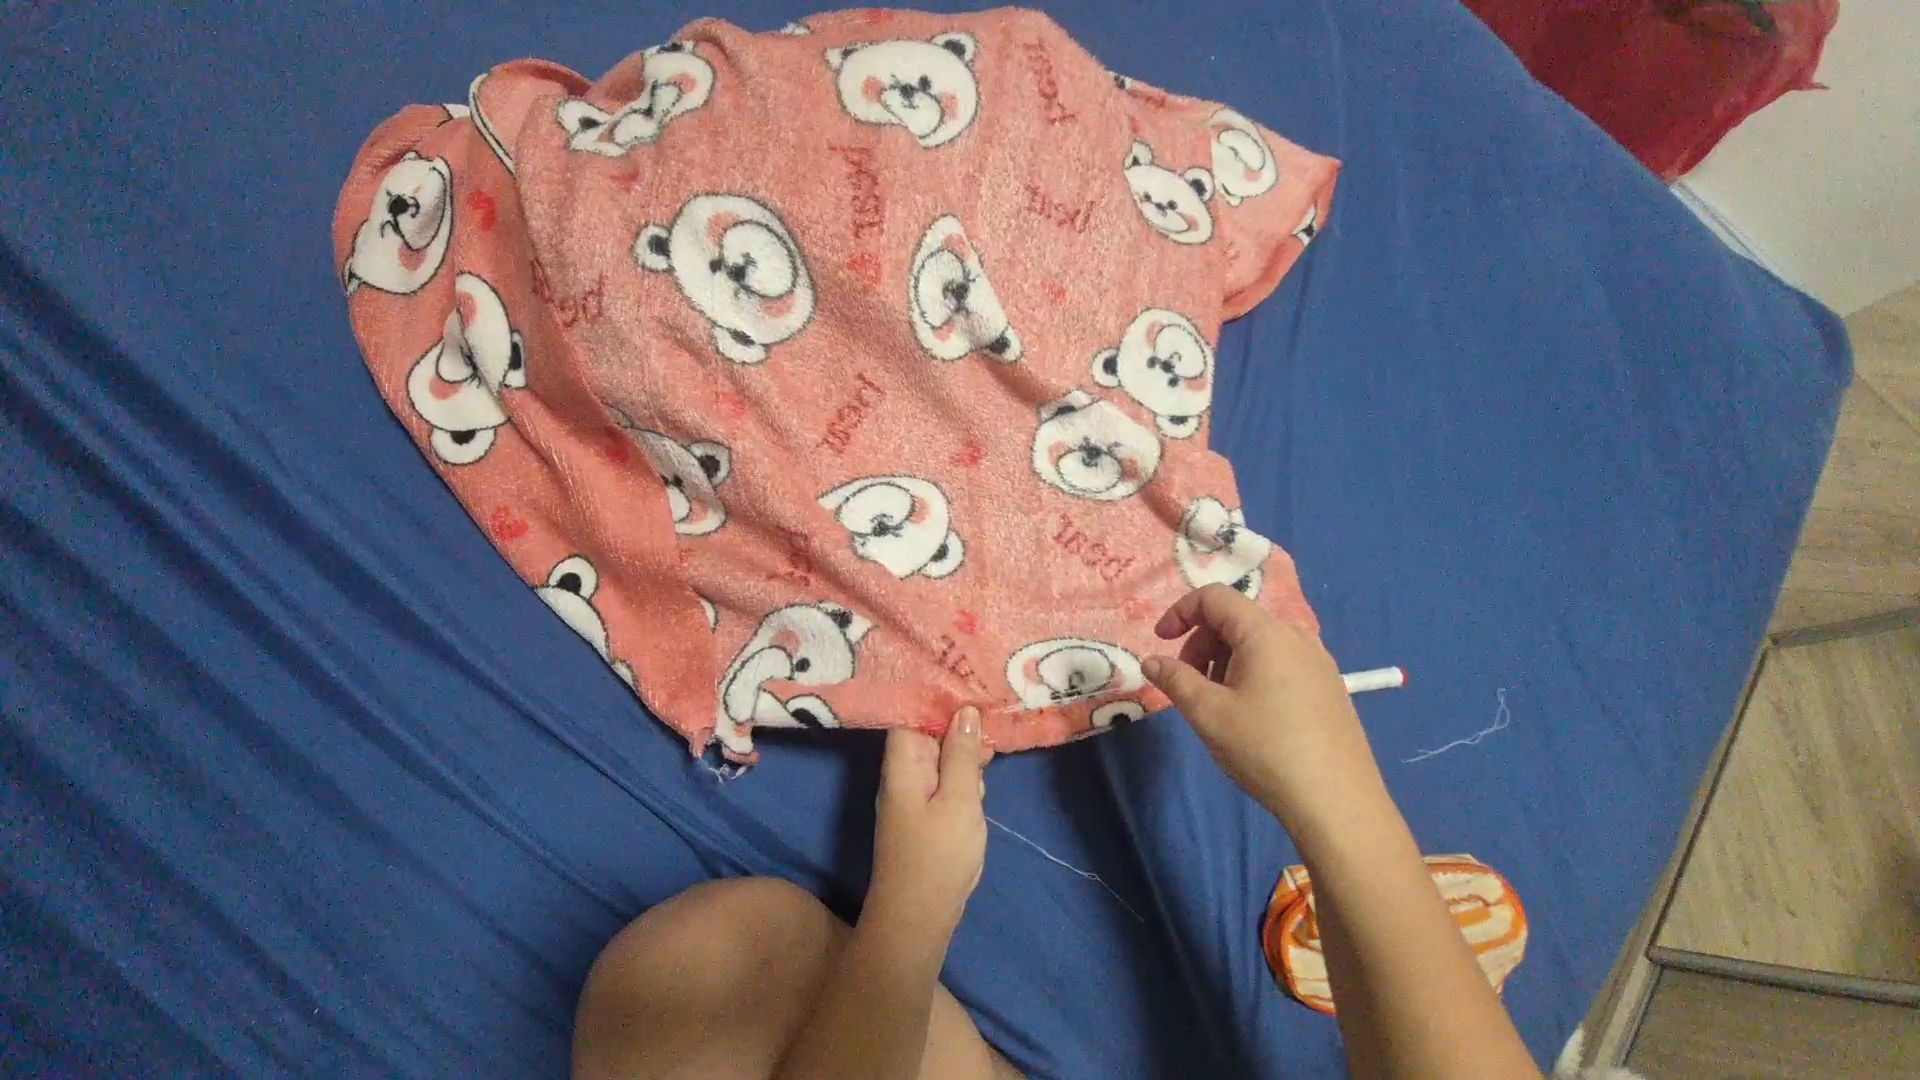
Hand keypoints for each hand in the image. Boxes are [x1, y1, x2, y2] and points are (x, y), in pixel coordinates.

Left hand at [866, 707, 991, 944]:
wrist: (917, 920)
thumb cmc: (937, 856)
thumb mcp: (958, 799)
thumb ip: (961, 754)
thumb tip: (965, 710)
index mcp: (902, 764)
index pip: (910, 713)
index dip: (935, 695)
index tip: (968, 681)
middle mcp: (903, 774)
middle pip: (927, 734)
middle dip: (958, 724)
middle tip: (994, 714)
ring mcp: (914, 796)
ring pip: (940, 758)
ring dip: (965, 753)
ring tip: (994, 747)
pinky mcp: (926, 815)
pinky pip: (944, 782)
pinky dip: (964, 778)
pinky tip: (982, 781)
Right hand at [1144, 585, 1388, 840]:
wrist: (1337, 802)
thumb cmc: (1266, 749)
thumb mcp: (1208, 713)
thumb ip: (1175, 679)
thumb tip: (1151, 661)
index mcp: (1266, 633)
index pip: (1215, 597)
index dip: (1180, 612)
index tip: (1160, 642)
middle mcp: (1296, 636)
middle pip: (1236, 618)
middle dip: (1201, 642)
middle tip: (1186, 683)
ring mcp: (1318, 661)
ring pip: (1258, 642)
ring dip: (1225, 659)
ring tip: (1217, 703)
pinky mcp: (1329, 686)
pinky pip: (1280, 661)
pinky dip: (1251, 672)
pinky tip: (1250, 714)